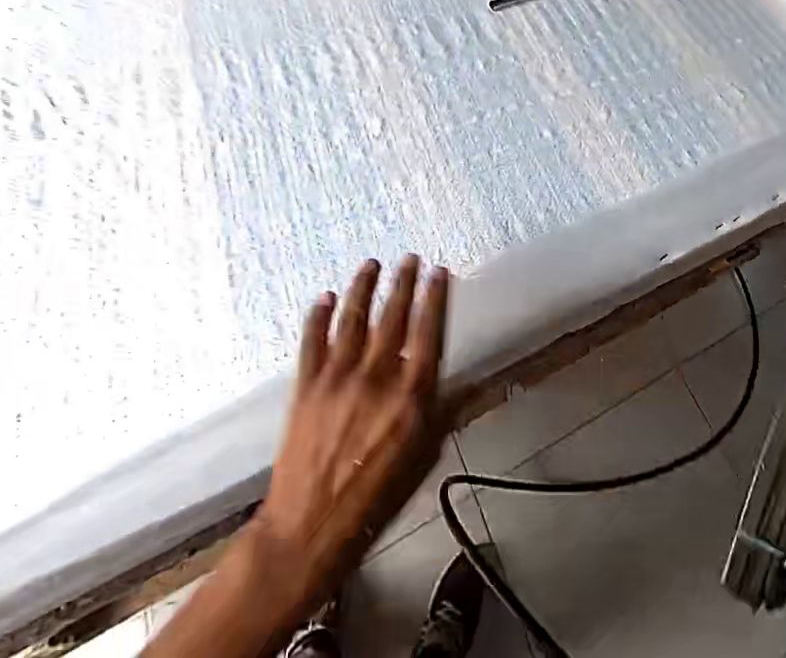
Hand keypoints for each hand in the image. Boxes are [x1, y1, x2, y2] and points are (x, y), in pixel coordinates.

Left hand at [256, 255, 452, 561]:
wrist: (310, 528)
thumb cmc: (379, 496)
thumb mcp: (426, 455)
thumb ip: (448, 412)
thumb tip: (479, 383)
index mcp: (411, 392)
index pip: (429, 331)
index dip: (435, 297)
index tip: (440, 272)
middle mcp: (377, 375)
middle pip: (393, 317)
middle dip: (403, 283)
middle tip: (409, 258)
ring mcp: (338, 378)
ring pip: (353, 319)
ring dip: (363, 288)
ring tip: (371, 264)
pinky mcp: (306, 387)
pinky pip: (312, 342)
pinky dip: (318, 316)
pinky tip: (324, 297)